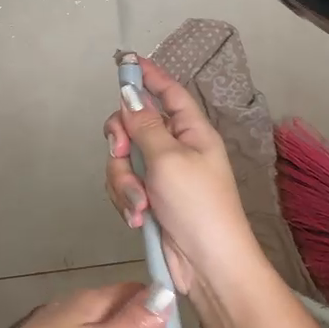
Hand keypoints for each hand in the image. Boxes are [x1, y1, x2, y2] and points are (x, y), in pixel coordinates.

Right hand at [104, 58, 262, 290]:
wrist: (208, 268)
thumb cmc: (198, 207)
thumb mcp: (168, 159)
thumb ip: (143, 125)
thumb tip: (128, 93)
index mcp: (191, 132)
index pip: (168, 92)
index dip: (148, 74)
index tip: (124, 59)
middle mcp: (174, 148)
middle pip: (132, 124)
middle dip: (120, 141)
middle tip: (120, 153)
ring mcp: (160, 174)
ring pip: (121, 158)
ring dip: (122, 181)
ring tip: (138, 205)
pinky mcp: (148, 198)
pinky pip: (122, 184)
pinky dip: (125, 199)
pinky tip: (138, 218)